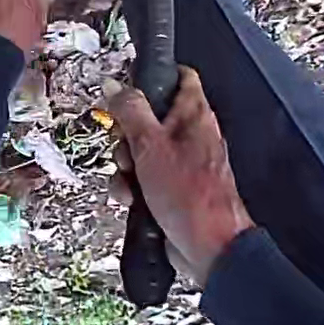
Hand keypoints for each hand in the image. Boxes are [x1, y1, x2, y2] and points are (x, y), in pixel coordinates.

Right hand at [107, 68, 253, 284]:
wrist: (208, 248)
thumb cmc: (190, 195)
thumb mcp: (149, 146)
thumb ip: (130, 112)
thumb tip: (114, 86)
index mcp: (192, 114)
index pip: (179, 76)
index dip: (153, 77)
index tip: (130, 89)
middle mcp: (189, 134)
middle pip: (148, 116)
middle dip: (126, 133)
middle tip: (126, 146)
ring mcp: (180, 162)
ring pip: (140, 149)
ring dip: (126, 165)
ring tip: (131, 178)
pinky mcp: (171, 187)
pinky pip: (143, 176)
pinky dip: (133, 187)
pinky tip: (133, 199)